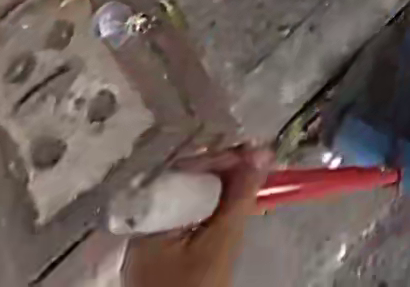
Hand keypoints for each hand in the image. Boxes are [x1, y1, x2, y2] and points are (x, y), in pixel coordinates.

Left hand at [122, 148, 269, 286]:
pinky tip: (238, 205)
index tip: (256, 151)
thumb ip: (238, 198)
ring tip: (257, 179)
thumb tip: (261, 153)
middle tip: (262, 162)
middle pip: (189, 182)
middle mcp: (146, 222)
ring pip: (193, 200)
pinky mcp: (165, 258)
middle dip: (227, 171)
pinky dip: (216, 210)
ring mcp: (154, 242)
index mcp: (149, 215)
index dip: (223, 158)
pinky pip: (192, 219)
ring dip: (225, 189)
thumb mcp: (219, 246)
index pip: (188, 169)